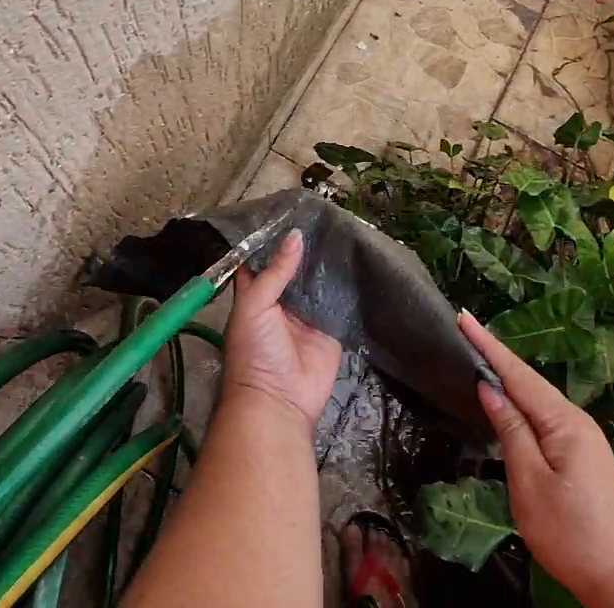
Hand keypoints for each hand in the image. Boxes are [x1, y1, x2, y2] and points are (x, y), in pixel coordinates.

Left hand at [222, 231, 343, 433]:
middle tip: (326, 216)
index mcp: (256, 295)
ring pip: (319, 282)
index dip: (274, 239)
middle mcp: (282, 302)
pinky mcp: (331, 329)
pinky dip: (348, 285)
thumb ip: (275, 272)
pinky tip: (358, 260)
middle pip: (295, 268)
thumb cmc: (254, 352)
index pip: (264, 260)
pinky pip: (340, 303)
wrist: (278, 402)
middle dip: (307, 247)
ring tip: (345, 229)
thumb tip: (295, 236)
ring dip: (328, 262)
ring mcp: (308, 316)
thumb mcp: (254, 306)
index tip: (291, 211)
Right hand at [458, 312, 613, 607]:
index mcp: (564, 422)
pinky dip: (520, 399)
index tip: (465, 318)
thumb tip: (490, 390)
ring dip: (507, 376)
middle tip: (465, 328)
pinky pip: (543, 415)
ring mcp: (580, 437)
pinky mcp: (579, 453)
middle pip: (529, 380)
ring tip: (479, 353)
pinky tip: (506, 397)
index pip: (518, 374)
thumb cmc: (569, 532)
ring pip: (536, 398)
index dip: (489, 346)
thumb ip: (510, 430)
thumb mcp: (529, 482)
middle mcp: (576, 420)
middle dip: (496, 354)